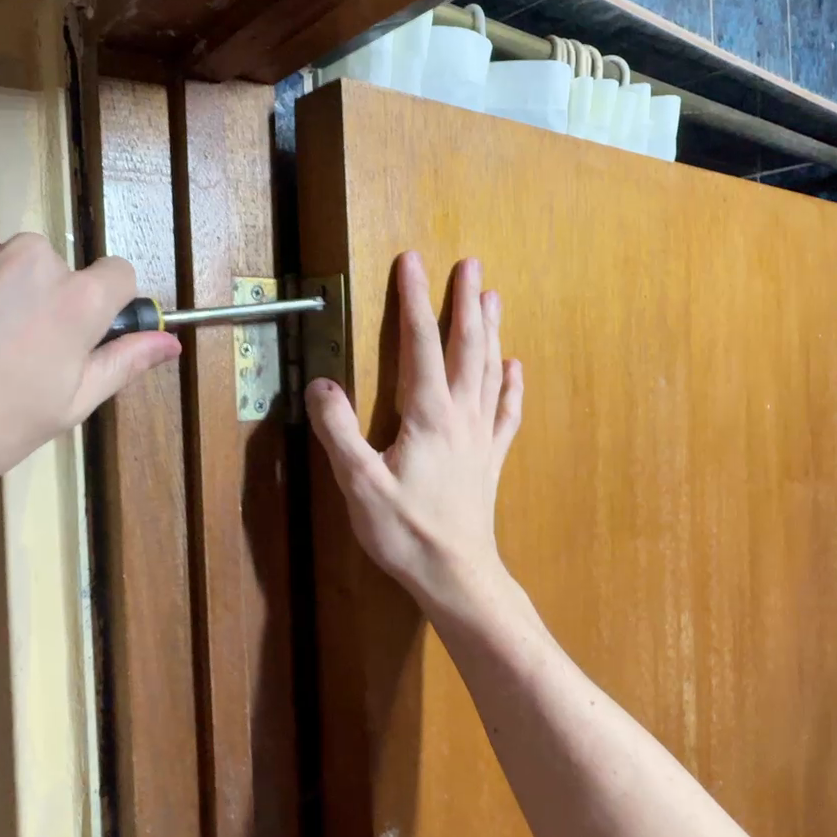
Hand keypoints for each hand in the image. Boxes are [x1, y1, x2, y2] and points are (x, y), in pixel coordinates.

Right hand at [305, 252, 523, 610]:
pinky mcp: (489, 458)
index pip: (420, 345)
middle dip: (464, 303)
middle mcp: (461, 415)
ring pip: (489, 371)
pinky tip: (515, 368)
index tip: (412, 261)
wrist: (457, 575)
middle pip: (466, 347)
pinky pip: (506, 412)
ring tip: (492, 297)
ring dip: (490, 331)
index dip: (414, 300)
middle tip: (470, 264)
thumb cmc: (406, 531)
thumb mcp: (360, 484)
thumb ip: (339, 432)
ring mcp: (481, 436)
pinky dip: (511, 386)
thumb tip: (321, 385)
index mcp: (428, 415)